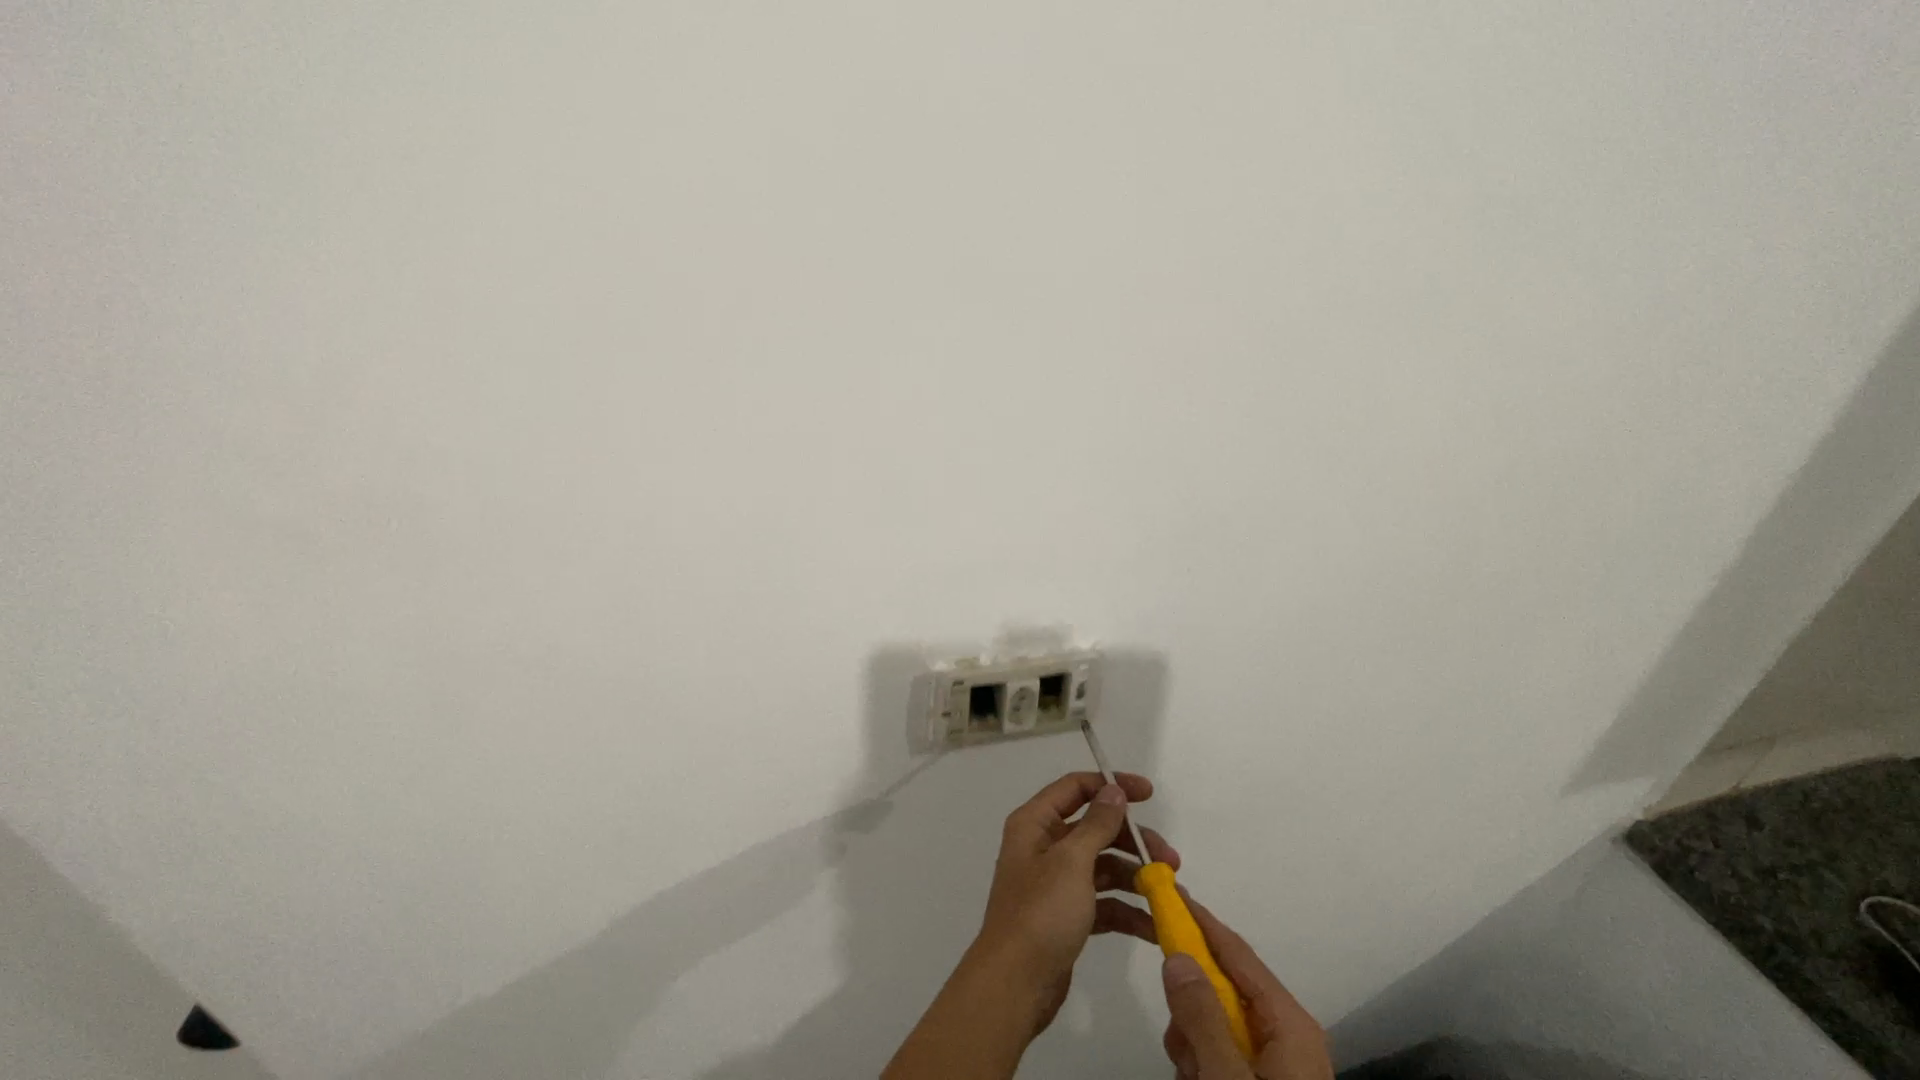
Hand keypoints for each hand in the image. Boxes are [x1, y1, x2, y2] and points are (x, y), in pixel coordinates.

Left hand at [972, 771, 1177, 1031]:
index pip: (1075, 788)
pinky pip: (1104, 904)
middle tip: (1170, 861)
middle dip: (1134, 842)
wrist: (1015, 984)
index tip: (1149, 794)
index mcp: (1035, 824)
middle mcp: (1043, 847)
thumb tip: (1113, 790)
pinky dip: (1128, 912)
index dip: (1112, 786)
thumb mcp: (1071, 861)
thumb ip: (1097, 824)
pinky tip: (1155, 927)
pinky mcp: (1067, 917)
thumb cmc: (1041, 913)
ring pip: (1104, 868)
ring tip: (1171, 895)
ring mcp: (1055, 884)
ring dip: (1137, 878)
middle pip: (1096, 830)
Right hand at [1160, 895, 1331, 1079]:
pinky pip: (1220, 1052)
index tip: (1165, 890)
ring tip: (1195, 1077)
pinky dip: (1202, 1064)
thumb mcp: (1228, 1075)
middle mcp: (1286, 1032)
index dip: (1198, 919)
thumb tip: (1178, 957)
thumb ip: (1202, 1018)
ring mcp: (1276, 1059)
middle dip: (1189, 1012)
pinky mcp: (1264, 1078)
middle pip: (1220, 990)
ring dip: (1192, 1046)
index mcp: (1290, 1021)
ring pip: (1212, 1024)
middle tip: (1180, 1042)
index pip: (1236, 952)